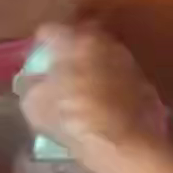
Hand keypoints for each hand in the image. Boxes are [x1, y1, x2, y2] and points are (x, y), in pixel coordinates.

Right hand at [19, 23, 164, 164]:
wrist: (121, 142)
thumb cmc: (71, 119)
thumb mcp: (34, 105)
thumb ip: (31, 86)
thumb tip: (34, 80)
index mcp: (74, 42)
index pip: (49, 30)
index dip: (37, 45)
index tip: (32, 59)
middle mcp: (103, 41)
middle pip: (80, 36)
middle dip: (67, 49)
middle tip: (55, 68)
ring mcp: (126, 58)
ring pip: (100, 53)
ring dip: (88, 63)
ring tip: (77, 84)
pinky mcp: (141, 78)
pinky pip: (115, 72)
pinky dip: (105, 80)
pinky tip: (97, 100)